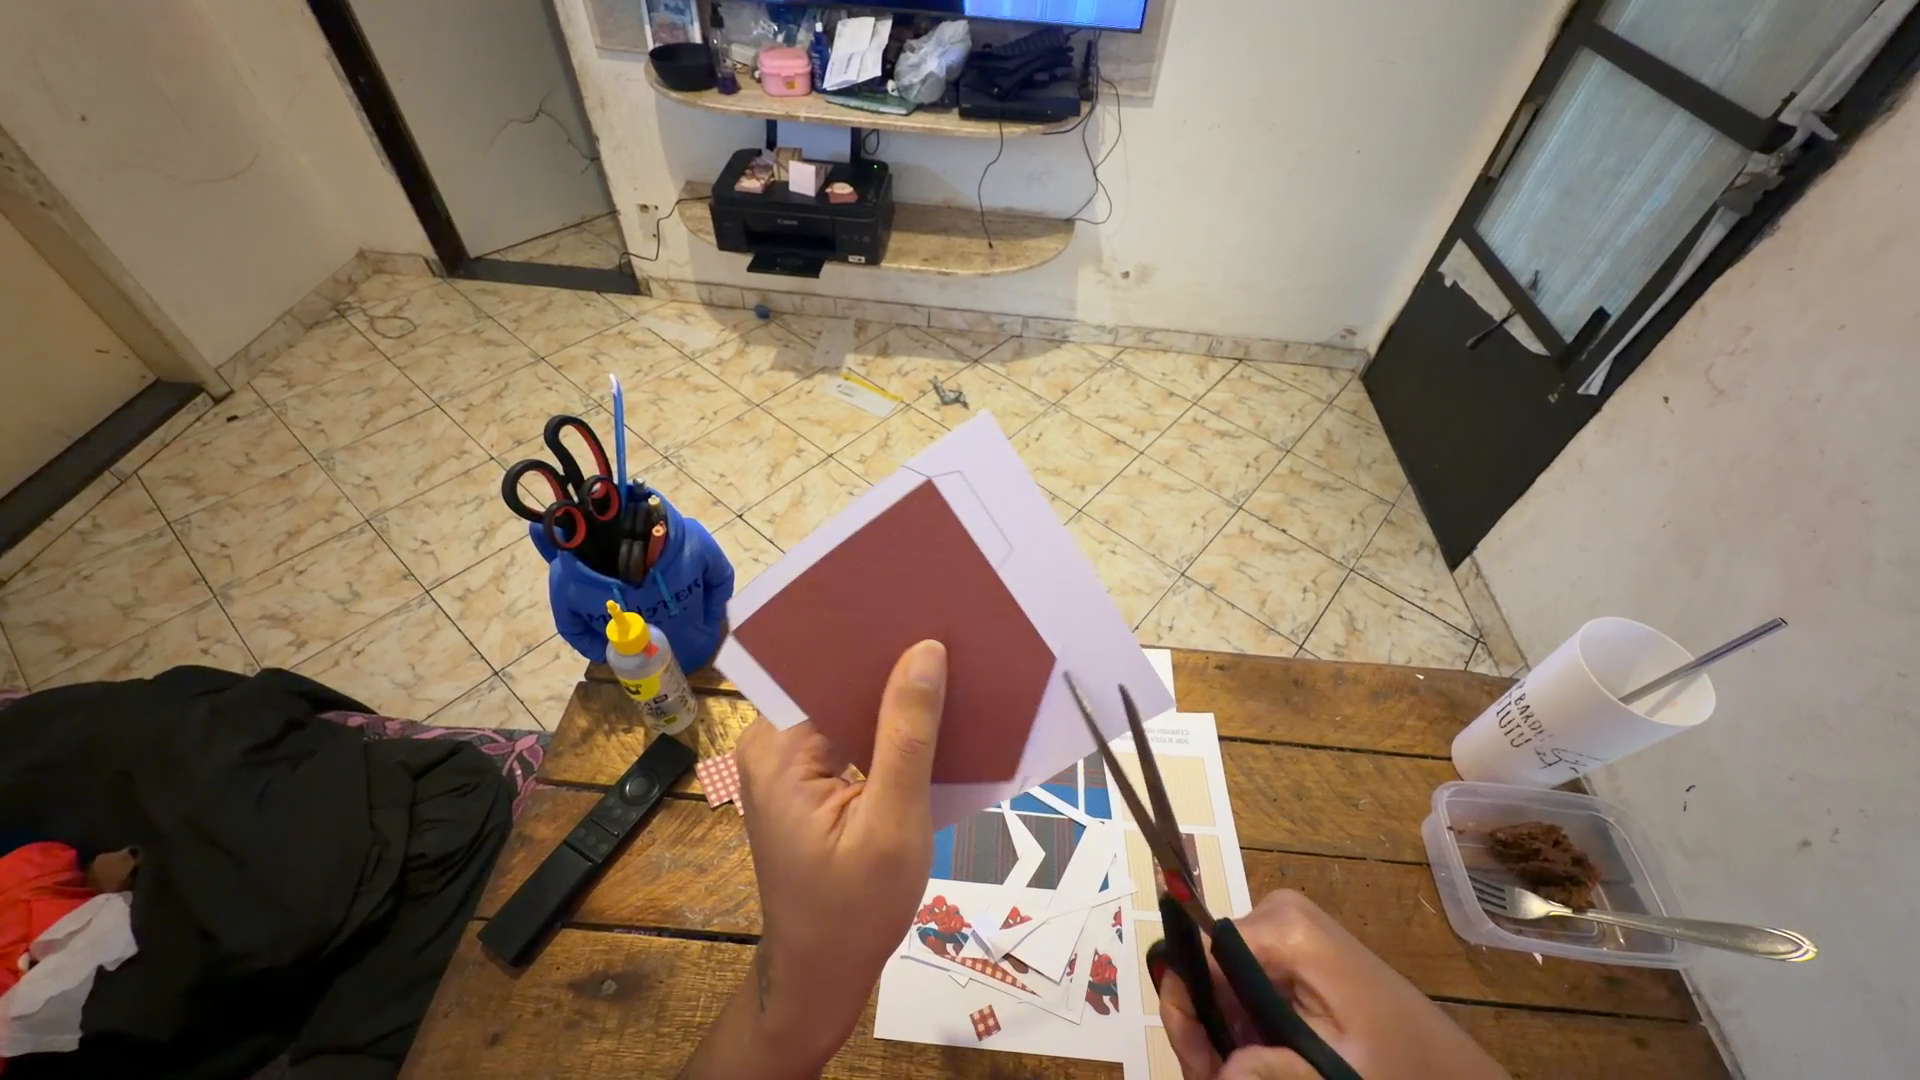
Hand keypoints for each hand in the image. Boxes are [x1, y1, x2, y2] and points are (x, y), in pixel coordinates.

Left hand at [730, 639, 948, 1070]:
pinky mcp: (809, 780)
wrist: (821, 977)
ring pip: (849, 709)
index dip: (877, 640)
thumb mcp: (892, 822)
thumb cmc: (854, 909)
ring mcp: (789, 763)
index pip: (827, 669)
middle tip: (954, 635)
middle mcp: (773, 743)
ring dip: (895, 697)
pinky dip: (889, 731)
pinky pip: (852, 736)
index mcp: (778, 747)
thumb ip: (908, 735)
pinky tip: (934, 719)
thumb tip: (926, 650)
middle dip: (893, 665)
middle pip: (837, 684)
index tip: (927, 612)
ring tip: (953, 668)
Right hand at [1159, 890, 1506, 1079]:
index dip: (1186, 1014)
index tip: (1202, 1072)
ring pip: (1218, 979)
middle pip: (1205, 967)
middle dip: (1202, 1030)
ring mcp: (1284, 928)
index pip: (1200, 955)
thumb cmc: (1407, 1071)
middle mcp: (1276, 913)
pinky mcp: (1292, 948)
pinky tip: (1255, 1063)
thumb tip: (1218, 1078)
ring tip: (1233, 1077)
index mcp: (1285, 929)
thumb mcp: (1339, 1076)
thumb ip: (1277, 1073)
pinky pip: (1242, 982)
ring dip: (1218, 1034)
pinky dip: (1240, 1027)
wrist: (1459, 1073)